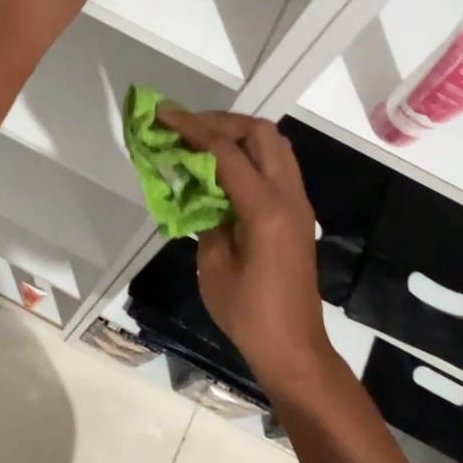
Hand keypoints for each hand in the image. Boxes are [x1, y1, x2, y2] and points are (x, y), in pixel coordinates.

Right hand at [159, 109, 332, 377]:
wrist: (292, 346)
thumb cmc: (248, 313)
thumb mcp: (214, 266)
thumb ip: (207, 220)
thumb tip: (202, 196)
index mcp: (264, 208)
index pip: (226, 152)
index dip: (192, 128)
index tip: (164, 116)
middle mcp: (288, 197)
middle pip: (261, 134)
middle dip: (222, 123)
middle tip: (187, 130)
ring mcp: (298, 205)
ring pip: (274, 147)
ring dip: (238, 137)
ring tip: (201, 145)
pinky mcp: (297, 217)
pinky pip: (276, 170)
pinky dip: (248, 159)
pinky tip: (220, 174)